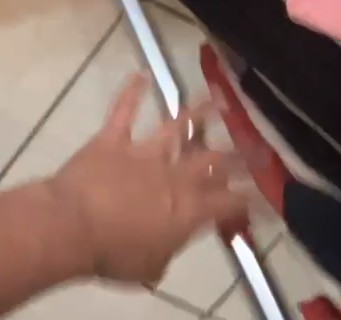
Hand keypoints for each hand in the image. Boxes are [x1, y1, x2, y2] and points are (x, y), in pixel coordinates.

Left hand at [46, 74, 249, 285]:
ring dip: (196, 111)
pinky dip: (132, 90)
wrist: (71, 226)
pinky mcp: (112, 138)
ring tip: (216, 96)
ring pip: (176, 127)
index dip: (252, 198)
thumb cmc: (113, 255)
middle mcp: (172, 177)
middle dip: (237, 153)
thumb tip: (168, 241)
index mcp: (188, 211)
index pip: (230, 203)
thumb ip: (168, 248)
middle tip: (257, 144)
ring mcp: (142, 153)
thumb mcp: (153, 267)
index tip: (269, 192)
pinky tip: (141, 73)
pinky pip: (123, 109)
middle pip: (211, 161)